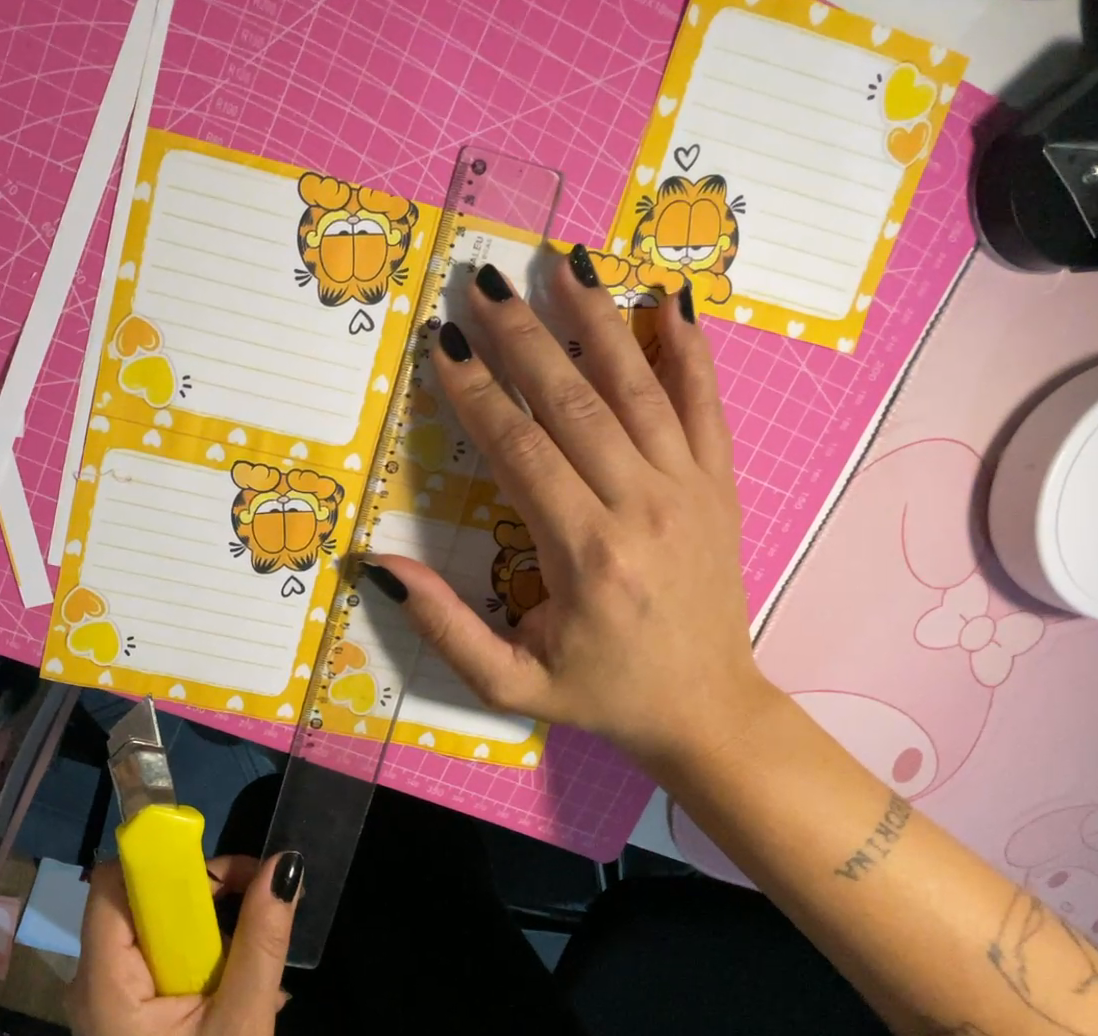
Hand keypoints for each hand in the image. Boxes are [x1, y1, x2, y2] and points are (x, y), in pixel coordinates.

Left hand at [67, 853, 300, 1035]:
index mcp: (104, 987)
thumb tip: (286, 863)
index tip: (217, 860)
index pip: (112, 885)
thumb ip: (262, 939)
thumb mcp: (244, 1024)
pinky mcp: (124, 1013)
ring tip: (258, 944)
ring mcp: (105, 1000)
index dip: (159, 860)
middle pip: (137, 901)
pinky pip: (156, 957)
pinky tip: (239, 976)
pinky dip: (197, 953)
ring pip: (152, 927)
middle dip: (199, 890)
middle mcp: (91, 984)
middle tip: (256, 896)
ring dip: (207, 923)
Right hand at [370, 253, 773, 764]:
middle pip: (573, 402)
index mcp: (584, 554)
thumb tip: (378, 565)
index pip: (520, 450)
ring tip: (563, 264)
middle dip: (522, 338)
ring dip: (597, 320)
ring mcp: (689, 488)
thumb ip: (443, 626)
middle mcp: (641, 506)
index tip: (445, 343)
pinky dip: (688, 348)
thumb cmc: (601, 694)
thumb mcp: (508, 682)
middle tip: (482, 282)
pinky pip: (705, 403)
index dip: (477, 394)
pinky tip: (668, 298)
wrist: (707, 710)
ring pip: (638, 387)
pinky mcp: (719, 484)